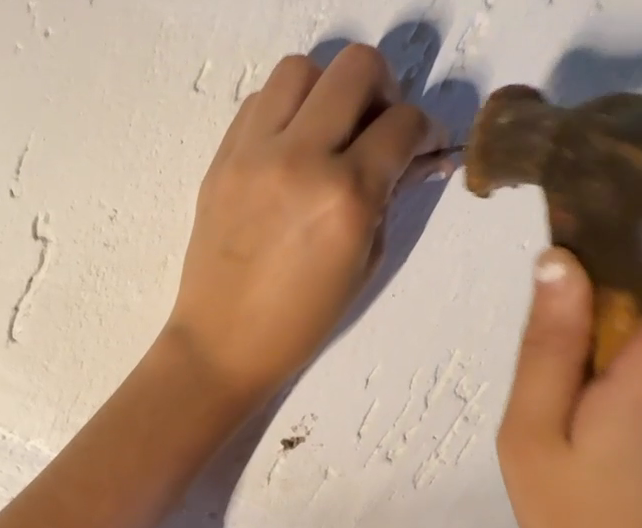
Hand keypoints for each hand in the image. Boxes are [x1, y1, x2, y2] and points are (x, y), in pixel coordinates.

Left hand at [167, 46, 448, 396]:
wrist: (220, 346)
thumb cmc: (298, 323)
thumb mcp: (364, 265)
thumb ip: (388, 199)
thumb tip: (410, 157)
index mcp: (346, 196)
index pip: (404, 123)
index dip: (421, 132)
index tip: (415, 148)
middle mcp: (300, 161)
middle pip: (356, 67)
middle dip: (380, 89)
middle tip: (372, 128)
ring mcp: (253, 157)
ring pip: (300, 69)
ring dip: (324, 88)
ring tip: (325, 131)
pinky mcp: (220, 163)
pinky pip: (257, 103)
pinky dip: (281, 111)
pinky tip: (286, 149)